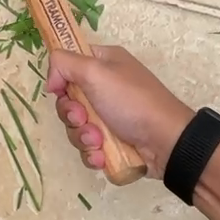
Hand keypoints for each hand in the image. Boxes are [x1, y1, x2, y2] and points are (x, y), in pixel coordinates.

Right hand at [45, 45, 194, 177]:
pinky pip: (88, 146)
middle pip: (68, 99)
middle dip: (72, 114)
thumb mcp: (95, 71)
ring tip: (98, 141)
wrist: (167, 142)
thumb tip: (52, 80)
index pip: (69, 65)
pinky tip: (102, 156)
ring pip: (76, 126)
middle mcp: (105, 87)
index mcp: (104, 63)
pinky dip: (92, 152)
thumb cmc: (132, 101)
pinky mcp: (113, 141)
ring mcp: (110, 115)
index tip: (59, 90)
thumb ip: (64, 64)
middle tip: (83, 118)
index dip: (61, 79)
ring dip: (82, 136)